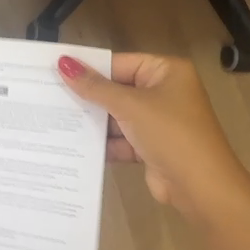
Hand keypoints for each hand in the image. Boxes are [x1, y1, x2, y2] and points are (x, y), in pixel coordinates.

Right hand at [57, 52, 249, 218]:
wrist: (201, 187)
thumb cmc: (170, 134)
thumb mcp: (130, 106)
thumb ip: (95, 86)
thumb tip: (63, 63)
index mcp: (166, 72)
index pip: (119, 63)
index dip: (88, 69)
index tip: (53, 72)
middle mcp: (163, 92)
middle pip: (116, 89)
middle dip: (87, 97)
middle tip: (48, 96)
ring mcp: (157, 121)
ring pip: (116, 116)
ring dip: (92, 122)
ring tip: (54, 120)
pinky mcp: (150, 146)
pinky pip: (120, 138)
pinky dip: (103, 143)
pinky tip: (72, 145)